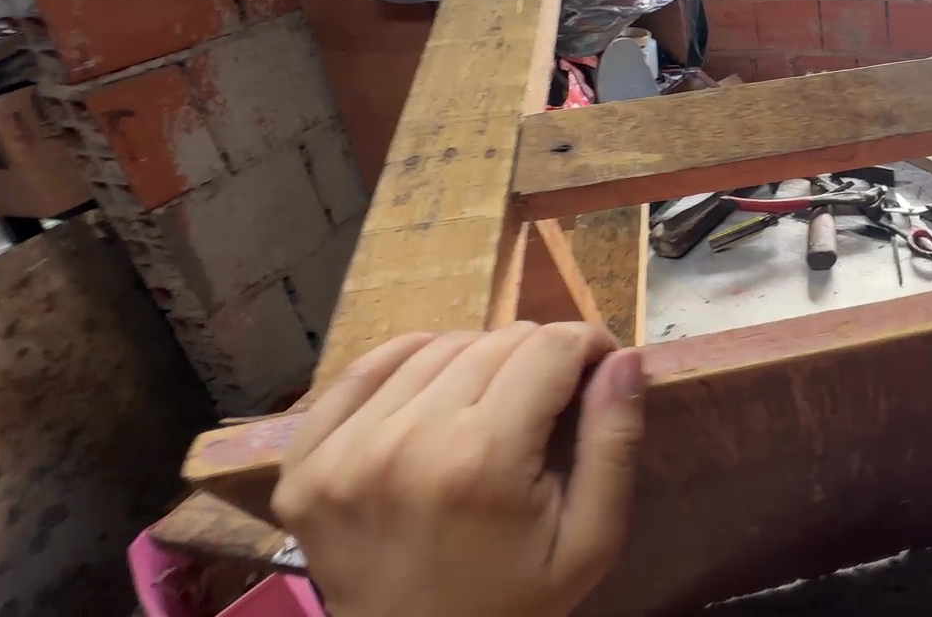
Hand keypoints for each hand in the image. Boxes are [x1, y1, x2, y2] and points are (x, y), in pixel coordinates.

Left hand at [272, 323, 645, 616]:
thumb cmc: (517, 601)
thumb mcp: (593, 538)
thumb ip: (615, 442)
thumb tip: (626, 357)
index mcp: (484, 460)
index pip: (552, 345)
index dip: (590, 346)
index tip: (598, 373)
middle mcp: (408, 443)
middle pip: (501, 340)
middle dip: (543, 355)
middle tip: (552, 399)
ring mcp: (345, 453)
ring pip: (442, 346)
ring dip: (483, 359)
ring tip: (498, 401)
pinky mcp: (305, 464)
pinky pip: (361, 371)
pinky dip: (407, 361)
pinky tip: (436, 387)